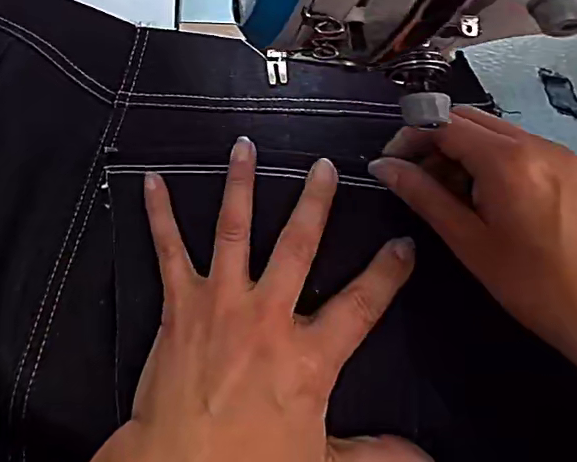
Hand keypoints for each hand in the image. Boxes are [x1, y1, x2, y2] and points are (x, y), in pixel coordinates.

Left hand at [93, 137, 429, 461]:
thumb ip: (375, 457)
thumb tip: (424, 458)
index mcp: (305, 357)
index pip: (359, 306)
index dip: (386, 275)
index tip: (403, 244)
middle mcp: (266, 316)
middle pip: (298, 246)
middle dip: (315, 203)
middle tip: (324, 167)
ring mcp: (221, 302)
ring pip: (234, 229)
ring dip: (240, 184)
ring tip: (245, 146)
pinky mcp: (180, 305)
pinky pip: (168, 250)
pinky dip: (158, 215)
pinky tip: (152, 182)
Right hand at [366, 108, 576, 376]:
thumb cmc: (544, 292)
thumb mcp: (472, 246)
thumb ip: (424, 197)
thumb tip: (386, 167)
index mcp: (508, 159)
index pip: (443, 122)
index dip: (411, 136)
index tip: (392, 163)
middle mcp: (536, 143)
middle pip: (469, 119)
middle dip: (436, 140)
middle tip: (417, 179)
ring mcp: (560, 153)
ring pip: (495, 132)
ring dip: (464, 150)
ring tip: (452, 195)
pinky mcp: (576, 168)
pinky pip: (521, 148)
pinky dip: (494, 160)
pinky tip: (491, 200)